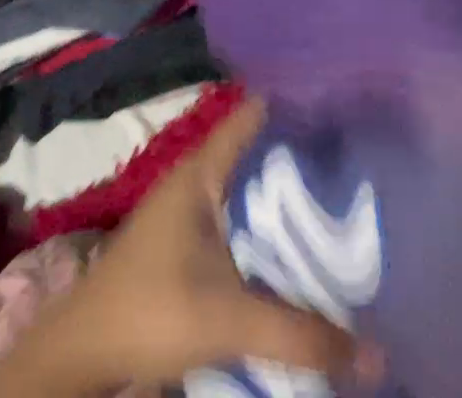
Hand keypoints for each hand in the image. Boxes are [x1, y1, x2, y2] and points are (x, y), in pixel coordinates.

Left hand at [0, 100, 364, 396]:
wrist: (83, 354)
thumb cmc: (148, 311)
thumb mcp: (228, 320)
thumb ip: (301, 335)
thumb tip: (378, 357)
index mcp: (200, 173)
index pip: (254, 116)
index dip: (298, 106)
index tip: (349, 105)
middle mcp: (198, 183)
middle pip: (263, 157)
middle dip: (311, 161)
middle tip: (370, 162)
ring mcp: (194, 216)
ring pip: (256, 197)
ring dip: (295, 204)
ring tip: (356, 204)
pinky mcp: (195, 249)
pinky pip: (248, 229)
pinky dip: (278, 235)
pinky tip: (313, 251)